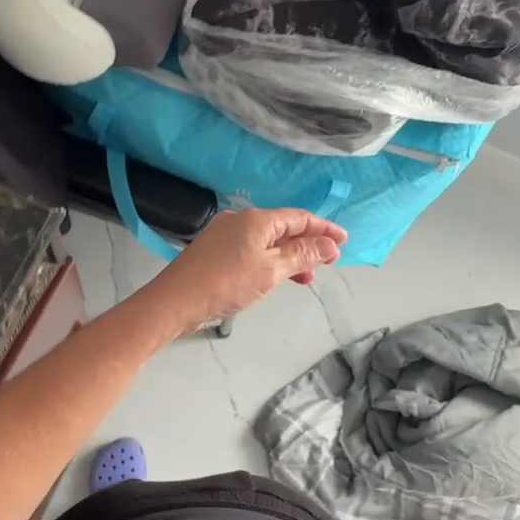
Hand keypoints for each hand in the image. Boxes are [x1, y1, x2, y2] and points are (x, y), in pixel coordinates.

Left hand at [134, 208, 346, 331]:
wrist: (175, 301)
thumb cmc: (227, 283)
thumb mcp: (271, 270)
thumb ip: (302, 255)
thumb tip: (329, 244)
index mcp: (257, 219)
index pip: (299, 217)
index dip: (324, 228)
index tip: (343, 241)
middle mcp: (241, 221)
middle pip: (284, 227)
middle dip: (308, 244)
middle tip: (328, 263)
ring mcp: (225, 236)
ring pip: (268, 241)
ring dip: (290, 256)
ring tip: (306, 278)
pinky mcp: (215, 252)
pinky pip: (252, 250)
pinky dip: (270, 261)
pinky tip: (274, 278)